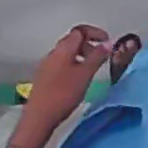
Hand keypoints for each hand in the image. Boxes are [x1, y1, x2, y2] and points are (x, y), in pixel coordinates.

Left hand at [11, 24, 110, 147]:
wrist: (39, 116)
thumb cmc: (63, 93)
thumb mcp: (85, 74)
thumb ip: (97, 57)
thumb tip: (107, 43)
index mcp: (64, 47)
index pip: (80, 30)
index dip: (95, 32)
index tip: (107, 41)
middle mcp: (54, 51)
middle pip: (73, 40)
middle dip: (90, 44)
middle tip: (102, 55)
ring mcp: (48, 63)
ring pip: (68, 52)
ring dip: (82, 55)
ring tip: (92, 69)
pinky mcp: (45, 76)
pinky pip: (62, 63)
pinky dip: (74, 64)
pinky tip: (78, 79)